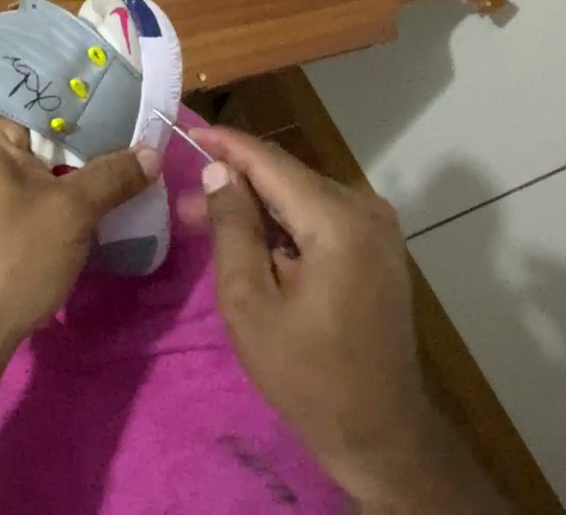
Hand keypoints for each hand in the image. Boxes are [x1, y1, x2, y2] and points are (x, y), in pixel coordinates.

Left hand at [0, 113, 160, 349]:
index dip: (95, 98)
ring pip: (47, 150)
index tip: (137, 95)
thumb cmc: (16, 259)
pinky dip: (68, 178)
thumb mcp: (73, 211)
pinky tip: (104, 180)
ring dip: (84, 157)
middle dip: (94, 130)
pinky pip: (38, 174)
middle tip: (144, 122)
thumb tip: (154, 150)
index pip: (48, 95)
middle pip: (48, 121)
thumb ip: (115, 173)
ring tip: (135, 148)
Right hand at [185, 127, 439, 492]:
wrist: (380, 432)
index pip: (271, 162)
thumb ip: (233, 228)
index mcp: (338, 221)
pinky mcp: (377, 247)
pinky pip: (320, 216)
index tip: (185, 132)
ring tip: (207, 221)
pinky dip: (283, 221)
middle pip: (287, 177)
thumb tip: (218, 171)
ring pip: (301, 195)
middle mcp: (366, 210)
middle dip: (235, 182)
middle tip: (185, 203)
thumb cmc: (306, 373)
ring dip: (256, 204)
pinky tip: (251, 238)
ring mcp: (378, 229)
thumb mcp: (251, 301)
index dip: (226, 145)